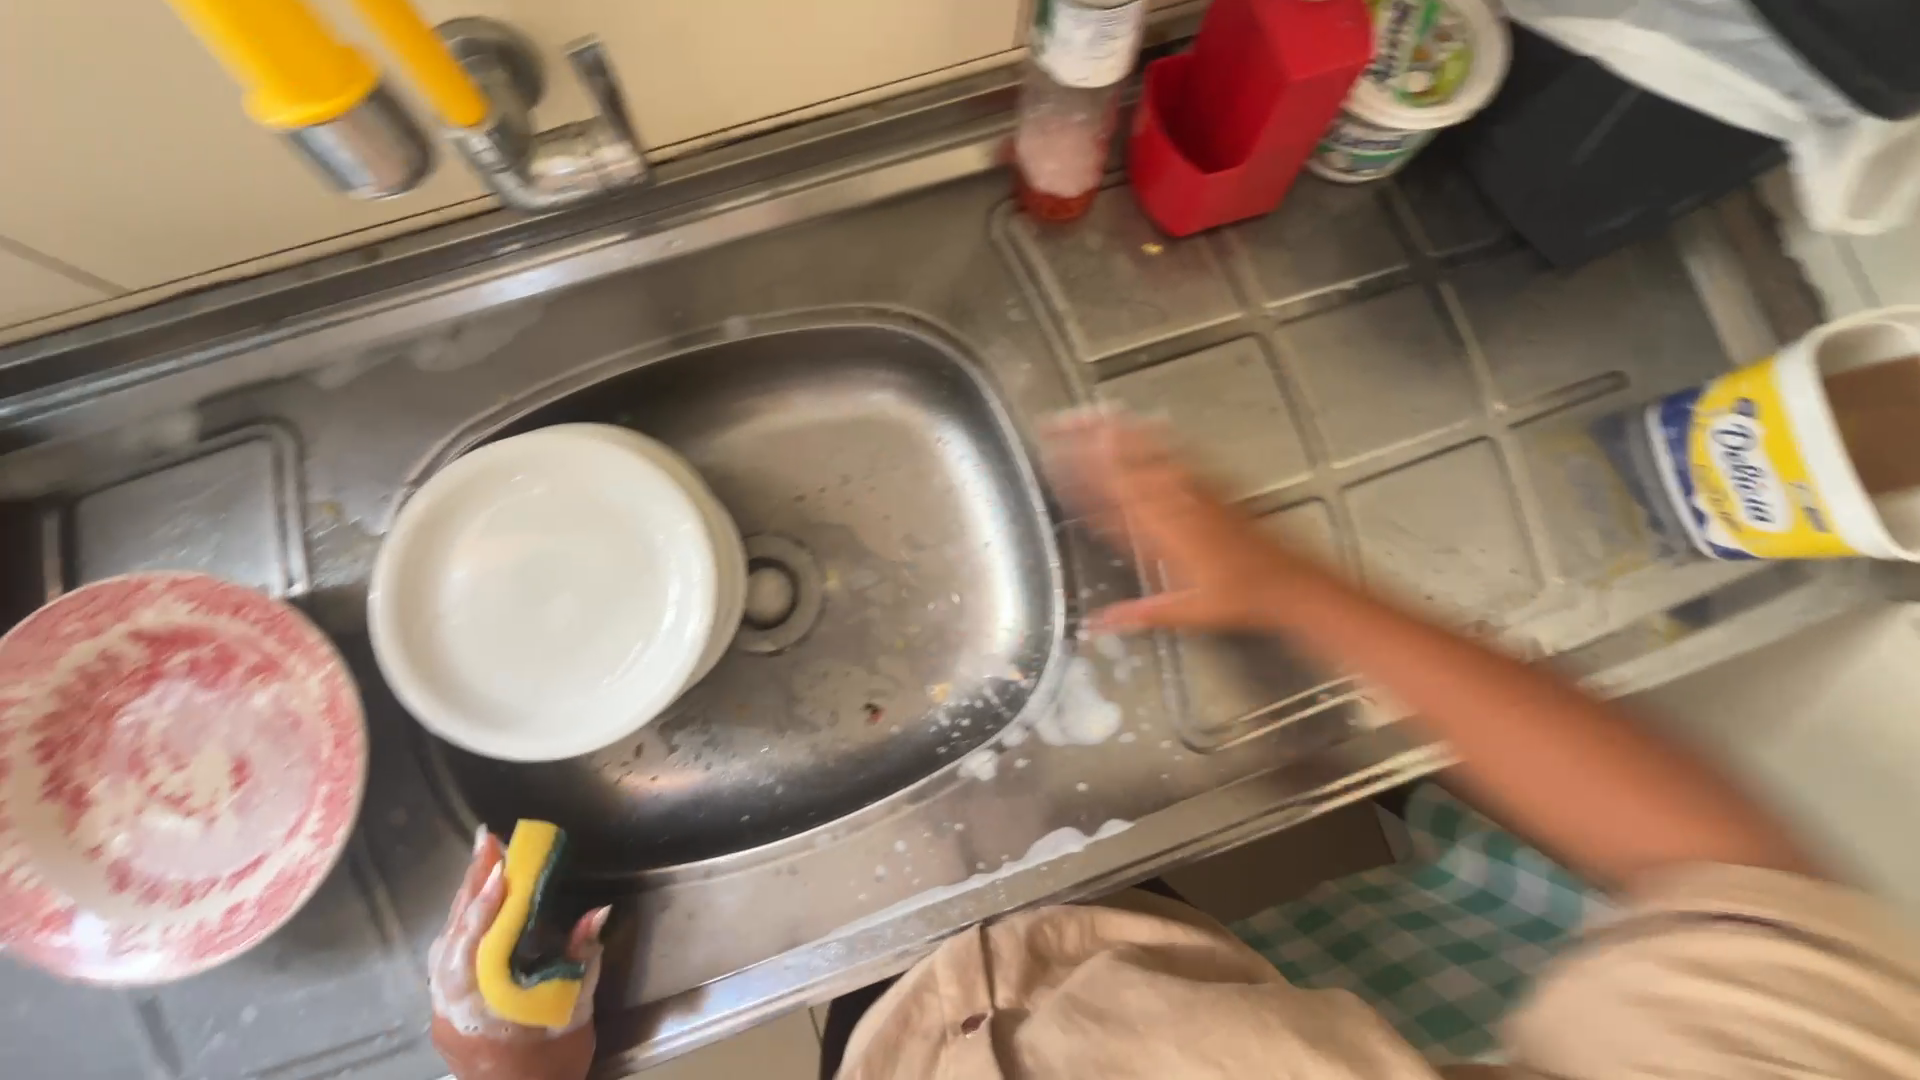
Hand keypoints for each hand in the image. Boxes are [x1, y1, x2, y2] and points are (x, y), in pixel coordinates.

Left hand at [428, 827, 608, 1079]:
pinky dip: (463, 922)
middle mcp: (449, 1007)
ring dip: (464, 901)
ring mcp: (442, 1009)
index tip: (500, 867)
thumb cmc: (552, 1065)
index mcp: (479, 1010)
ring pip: (445, 944)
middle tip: (487, 841)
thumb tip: (599, 910)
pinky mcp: (446, 1008)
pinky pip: (447, 956)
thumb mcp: (575, 1010)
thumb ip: (582, 959)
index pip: (472, 949)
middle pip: (452, 936)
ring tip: (484, 860)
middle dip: (470, 886)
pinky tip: (477, 901)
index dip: (485, 906)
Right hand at [1042, 409, 1315, 633]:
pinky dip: (1157, 435)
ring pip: (1150, 451)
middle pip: (1125, 463)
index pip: (1111, 497)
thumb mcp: (1185, 611)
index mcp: (1164, 532)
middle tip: (1062, 422)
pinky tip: (1149, 422)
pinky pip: (1178, 452)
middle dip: (1090, 439)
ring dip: (1120, 430)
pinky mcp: (1213, 486)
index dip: (1079, 477)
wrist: (1287, 579)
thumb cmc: (1241, 595)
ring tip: (1095, 414)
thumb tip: (1099, 624)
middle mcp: (1177, 504)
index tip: (1054, 462)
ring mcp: (1195, 490)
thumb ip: (1138, 613)